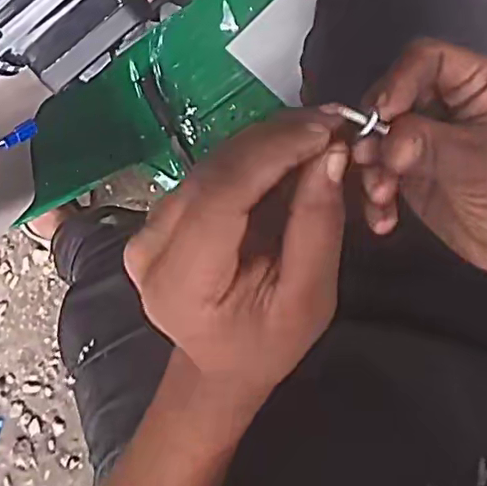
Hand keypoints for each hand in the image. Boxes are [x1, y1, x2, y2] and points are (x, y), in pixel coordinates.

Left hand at [123, 112, 347, 409]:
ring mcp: (153, 220)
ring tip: (323, 129)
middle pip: (220, 166)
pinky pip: (220, 162)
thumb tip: (331, 154)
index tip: (327, 130)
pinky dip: (262, 148)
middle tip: (335, 122)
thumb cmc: (266, 344)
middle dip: (281, 136)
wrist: (220, 363)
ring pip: (220, 156)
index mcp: (178, 281)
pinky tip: (297, 142)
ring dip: (274, 136)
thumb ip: (317, 225)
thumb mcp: (308, 298)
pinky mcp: (168, 205)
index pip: (222, 194)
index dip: (274, 152)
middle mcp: (151, 243)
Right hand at [353, 39, 486, 285]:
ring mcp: (421, 135)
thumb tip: (381, 142)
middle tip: (369, 157)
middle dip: (375, 127)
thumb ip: (422, 142)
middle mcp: (441, 101)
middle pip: (390, 93)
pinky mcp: (408, 168)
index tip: (383, 113)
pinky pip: (377, 167)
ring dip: (371, 164)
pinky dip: (374, 190)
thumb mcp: (471, 161)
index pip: (424, 58)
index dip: (399, 79)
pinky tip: (384, 217)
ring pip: (376, 132)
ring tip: (381, 195)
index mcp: (471, 82)